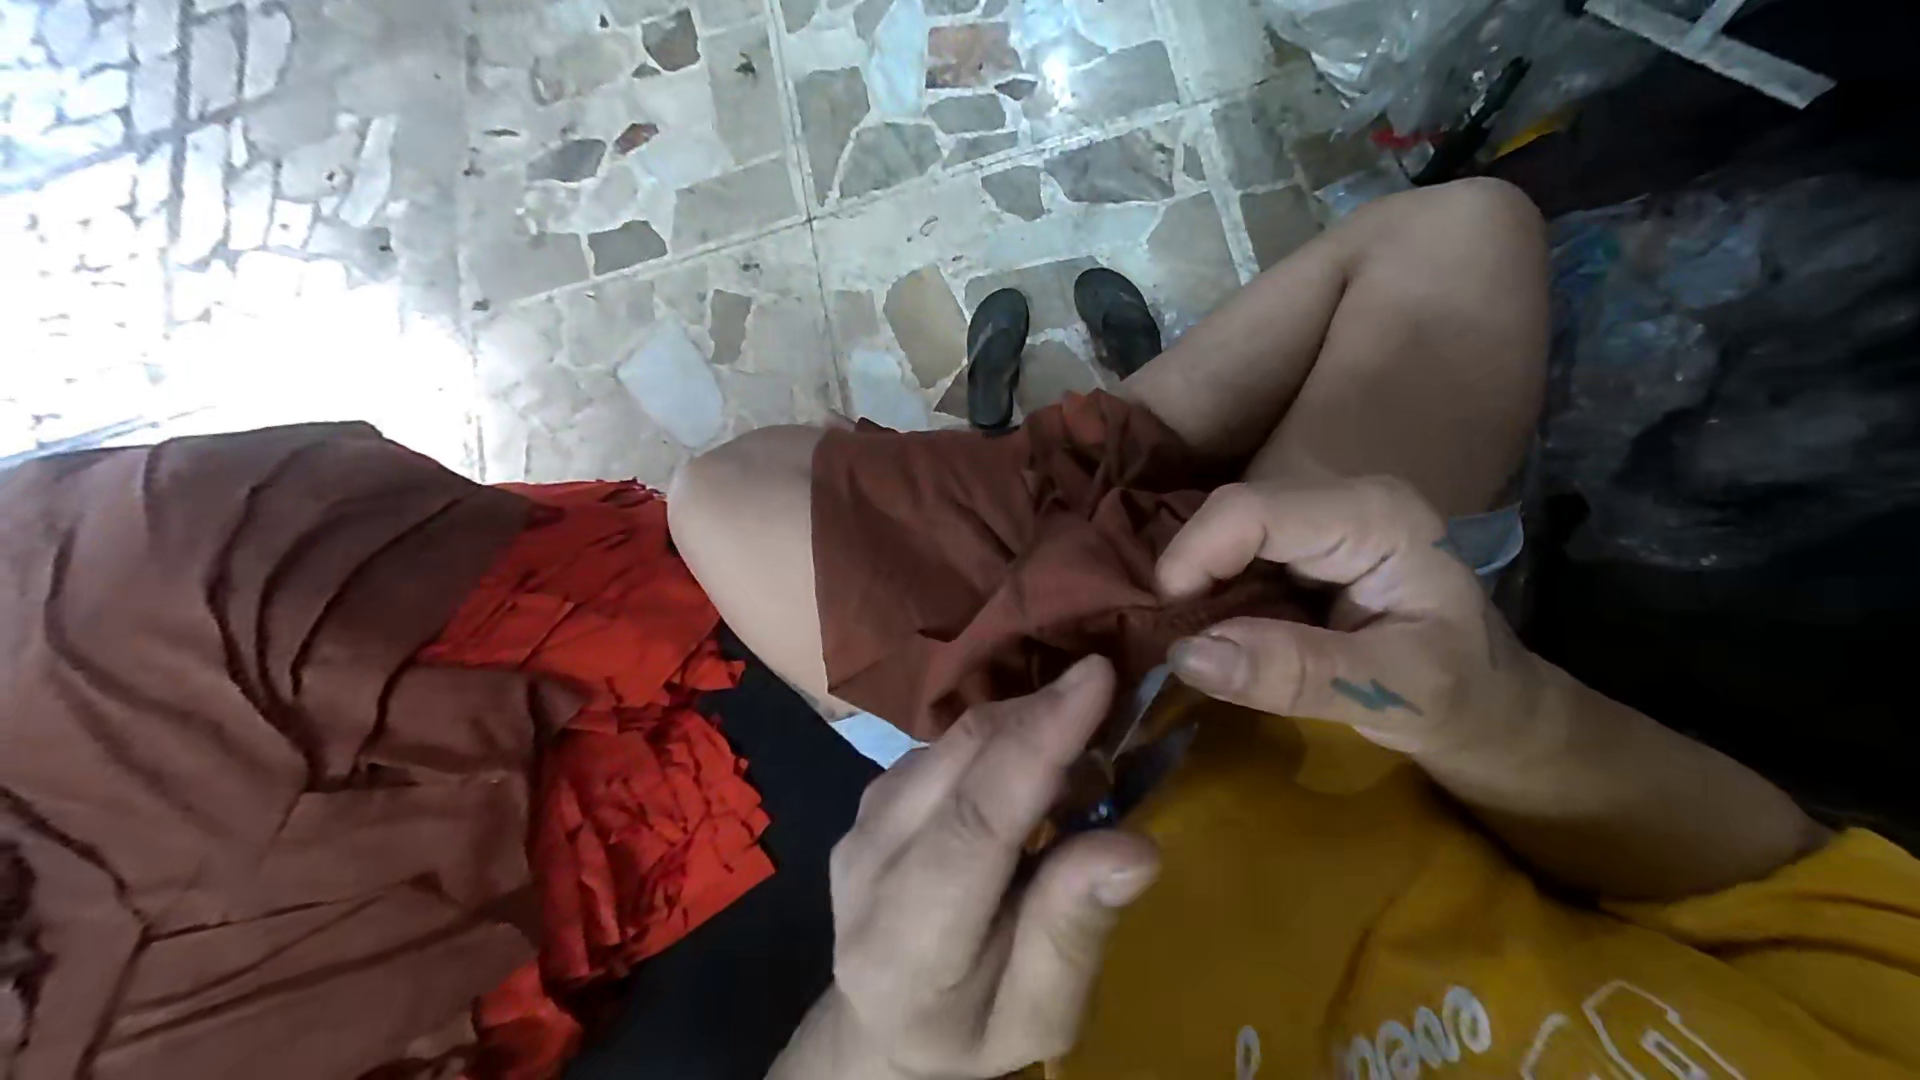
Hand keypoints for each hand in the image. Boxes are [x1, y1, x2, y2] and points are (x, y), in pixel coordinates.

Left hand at [780, 657, 1160, 1079]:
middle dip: (1042, 712)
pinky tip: (1029, 767)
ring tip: (1076, 761)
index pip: (976, 819)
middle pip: (962, 755)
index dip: (1038, 742)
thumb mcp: (1040, 1013)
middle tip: (1108, 702)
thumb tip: (1135, 846)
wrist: (883, 1017)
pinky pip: (942, 742)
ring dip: (1024, 724)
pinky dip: (998, 736)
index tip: (1097, 677)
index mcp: (909, 935)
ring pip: (953, 736)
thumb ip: (1073, 930)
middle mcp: (869, 858)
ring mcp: (863, 816)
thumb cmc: (970, 1026)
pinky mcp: (873, 792)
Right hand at [1156, 477, 1544, 765]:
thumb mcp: (1392, 694)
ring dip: (1195, 587)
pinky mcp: (1300, 546)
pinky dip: (1209, 594)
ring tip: (1190, 638)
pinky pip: (1232, 555)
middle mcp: (1339, 502)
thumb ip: (1295, 673)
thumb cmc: (1463, 698)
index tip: (1168, 627)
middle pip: (1228, 516)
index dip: (1192, 559)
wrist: (1491, 707)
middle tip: (1174, 639)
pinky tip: (1213, 629)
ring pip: (1222, 533)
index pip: (1250, 512)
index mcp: (1373, 517)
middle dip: (1189, 576)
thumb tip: (1185, 655)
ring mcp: (1318, 521)